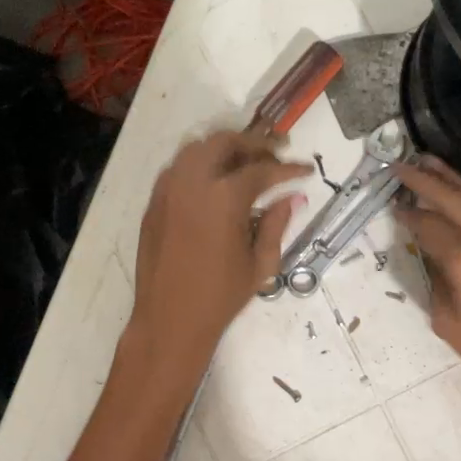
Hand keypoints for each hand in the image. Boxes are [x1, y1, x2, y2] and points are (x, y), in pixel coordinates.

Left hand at [130, 130, 308, 361]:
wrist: (170, 318)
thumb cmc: (221, 296)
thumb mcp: (260, 264)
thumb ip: (277, 224)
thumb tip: (292, 198)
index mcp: (224, 198)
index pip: (262, 170)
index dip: (288, 168)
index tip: (305, 169)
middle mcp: (193, 183)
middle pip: (225, 143)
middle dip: (254, 144)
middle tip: (275, 154)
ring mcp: (168, 190)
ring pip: (197, 149)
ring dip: (224, 149)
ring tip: (245, 163)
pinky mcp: (154, 202)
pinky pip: (178, 168)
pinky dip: (200, 165)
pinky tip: (215, 182)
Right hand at [394, 158, 460, 396]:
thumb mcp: (446, 320)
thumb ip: (435, 281)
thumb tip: (429, 256)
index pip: (431, 227)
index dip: (410, 215)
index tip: (393, 205)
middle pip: (453, 201)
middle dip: (426, 181)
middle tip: (402, 164)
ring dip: (452, 181)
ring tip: (430, 163)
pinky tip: (460, 193)